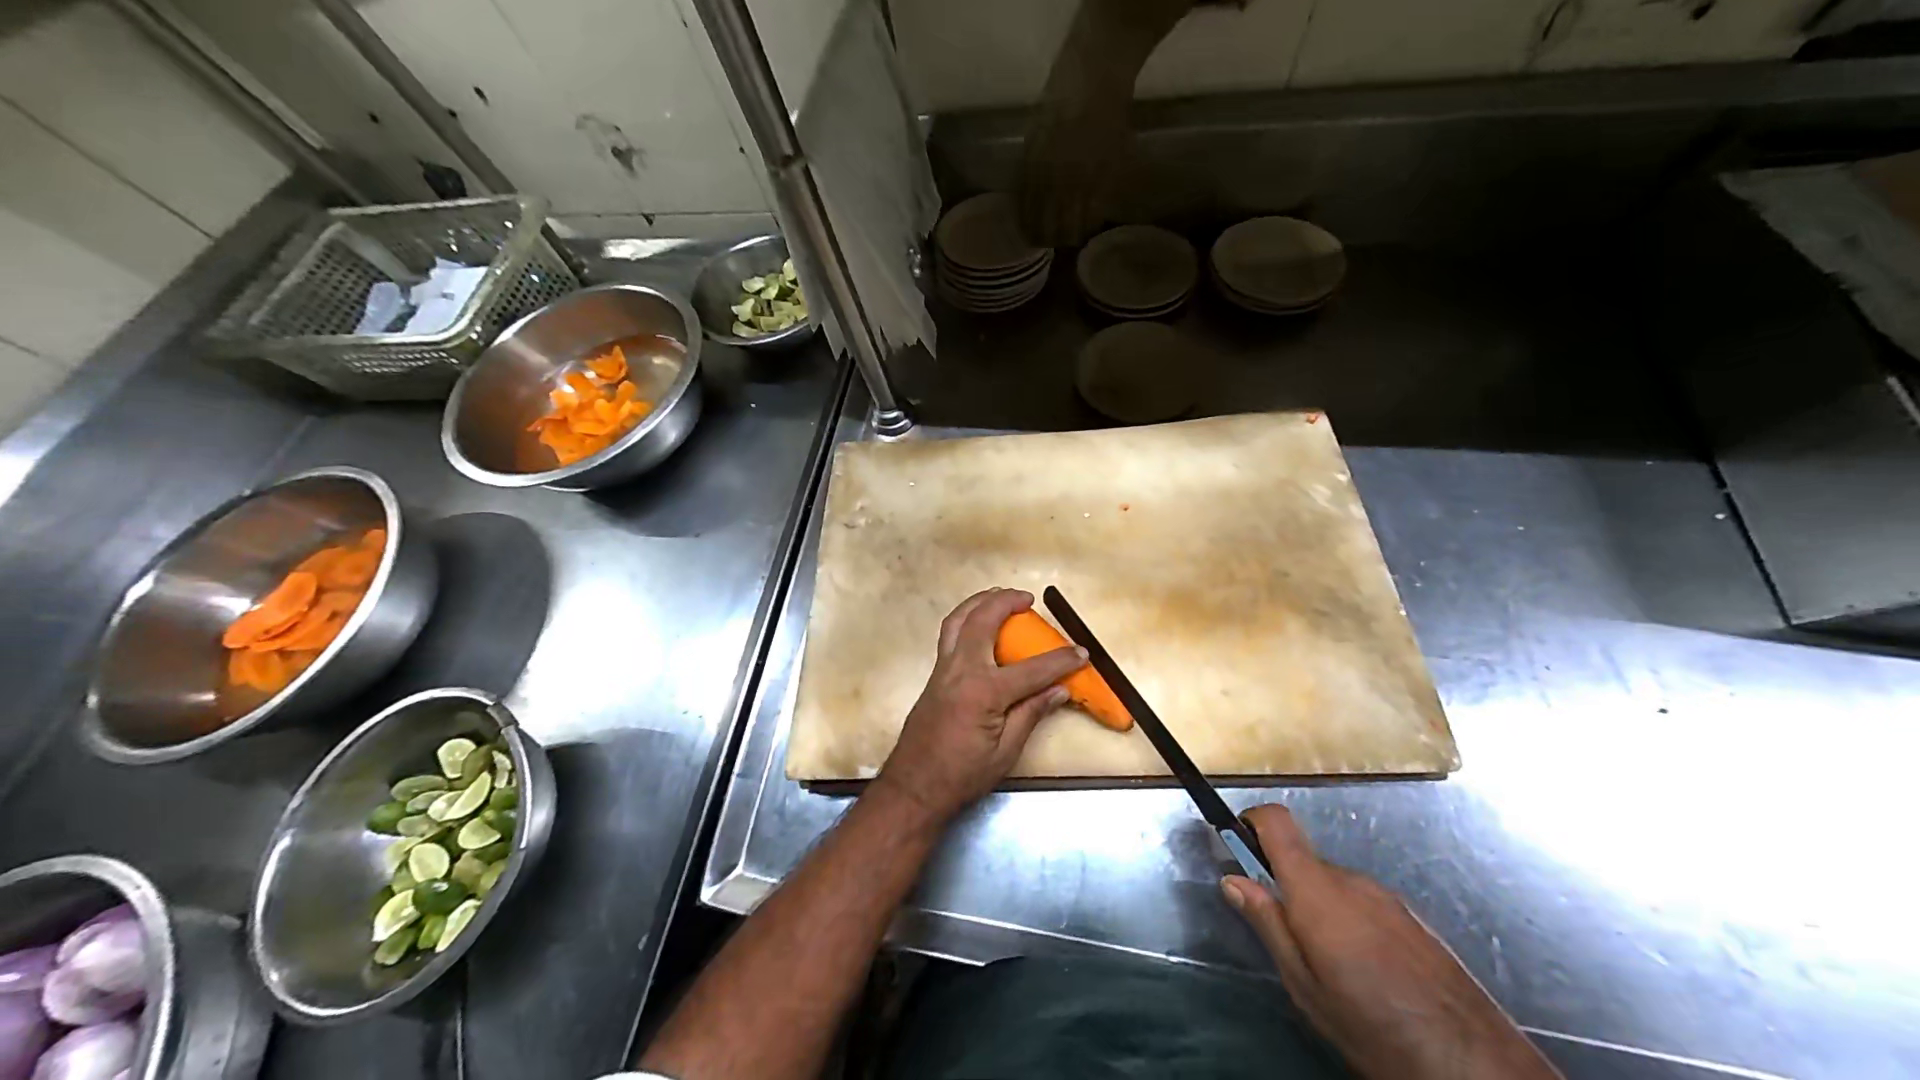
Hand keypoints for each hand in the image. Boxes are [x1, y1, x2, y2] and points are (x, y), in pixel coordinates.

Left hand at [875, 589, 1086, 823]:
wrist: (913, 786)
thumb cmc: (962, 775)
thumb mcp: (1006, 752)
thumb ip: (1031, 714)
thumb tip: (1059, 690)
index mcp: (984, 692)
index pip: (1032, 669)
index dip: (1061, 660)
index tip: (1081, 653)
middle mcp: (961, 670)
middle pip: (982, 621)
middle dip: (1006, 603)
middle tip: (1027, 598)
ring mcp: (943, 670)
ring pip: (957, 620)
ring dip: (979, 602)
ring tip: (999, 596)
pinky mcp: (934, 675)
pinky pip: (949, 635)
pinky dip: (965, 619)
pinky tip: (976, 624)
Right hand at [1222, 805, 1562, 1079]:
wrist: (1473, 1062)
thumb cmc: (1371, 1023)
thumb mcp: (1304, 984)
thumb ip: (1267, 924)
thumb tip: (1233, 881)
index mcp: (1316, 890)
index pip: (1278, 822)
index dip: (1253, 821)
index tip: (1239, 840)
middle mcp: (1351, 880)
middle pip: (1304, 861)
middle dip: (1287, 889)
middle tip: (1286, 938)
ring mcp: (1386, 896)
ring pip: (1335, 887)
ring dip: (1322, 911)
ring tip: (1331, 967)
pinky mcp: (1412, 917)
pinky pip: (1364, 904)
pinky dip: (1352, 924)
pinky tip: (1366, 972)